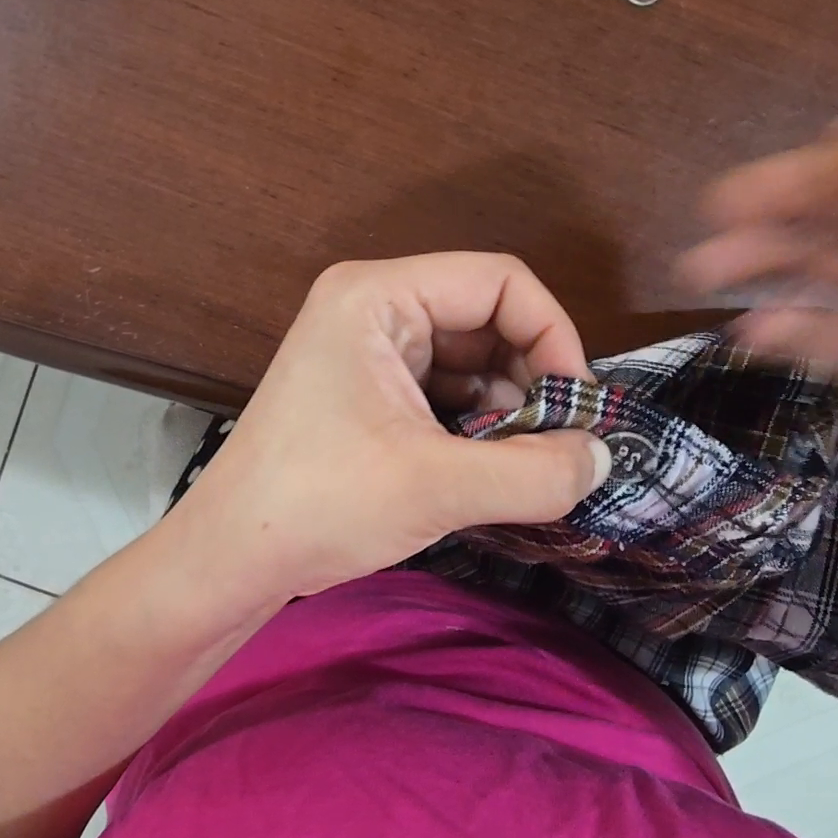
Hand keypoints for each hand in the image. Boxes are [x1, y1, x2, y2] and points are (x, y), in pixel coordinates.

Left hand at [171, 253, 611, 603]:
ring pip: (465, 360)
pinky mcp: (361, 393)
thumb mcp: (438, 487)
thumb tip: (605, 459)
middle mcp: (368, 309)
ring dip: (503, 410)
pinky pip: (438, 392)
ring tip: (520, 464)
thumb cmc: (321, 504)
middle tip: (554, 445)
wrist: (232, 556)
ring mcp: (362, 352)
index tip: (577, 409)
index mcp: (376, 296)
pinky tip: (487, 468)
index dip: (553, 336)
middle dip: (528, 380)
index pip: (499, 282)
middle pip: (484, 318)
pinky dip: (472, 426)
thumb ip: (536, 473)